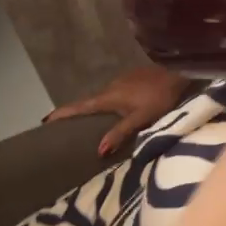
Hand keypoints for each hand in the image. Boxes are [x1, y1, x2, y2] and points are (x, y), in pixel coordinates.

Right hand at [44, 64, 190, 156]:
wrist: (181, 75)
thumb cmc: (160, 98)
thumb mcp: (141, 118)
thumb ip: (120, 132)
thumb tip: (98, 150)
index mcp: (109, 97)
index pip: (80, 106)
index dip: (63, 113)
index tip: (45, 120)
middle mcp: (111, 85)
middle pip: (90, 101)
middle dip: (77, 112)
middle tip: (64, 127)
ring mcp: (123, 79)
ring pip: (104, 96)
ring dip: (95, 107)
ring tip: (88, 122)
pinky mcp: (133, 76)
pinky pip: (115, 91)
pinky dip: (110, 101)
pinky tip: (114, 110)